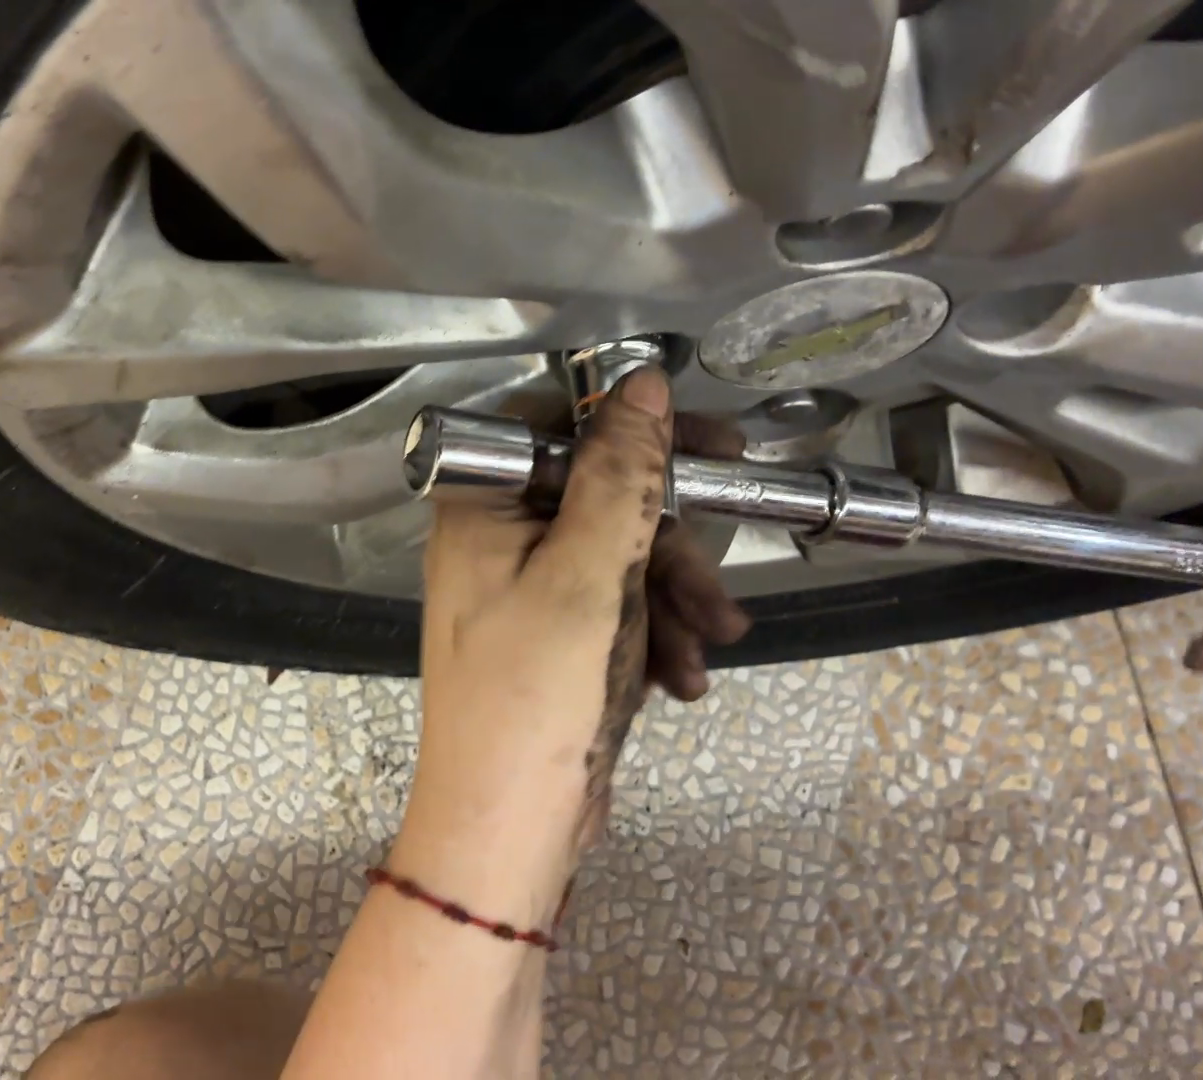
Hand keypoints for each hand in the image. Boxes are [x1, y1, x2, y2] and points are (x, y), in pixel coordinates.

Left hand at [391, 367, 749, 923]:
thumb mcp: (587, 574)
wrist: (509, 822)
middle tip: (723, 579)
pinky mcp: (551, 632)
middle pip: (600, 496)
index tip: (713, 446)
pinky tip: (683, 678)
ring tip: (711, 646)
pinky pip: (612, 603)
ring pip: (617, 553)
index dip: (634, 427)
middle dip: (670, 543)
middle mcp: (494, 537)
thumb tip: (643, 380)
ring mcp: (522, 587)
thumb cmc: (537, 694)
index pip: (555, 424)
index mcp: (479, 506)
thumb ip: (618, 475)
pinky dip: (654, 630)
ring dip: (674, 595)